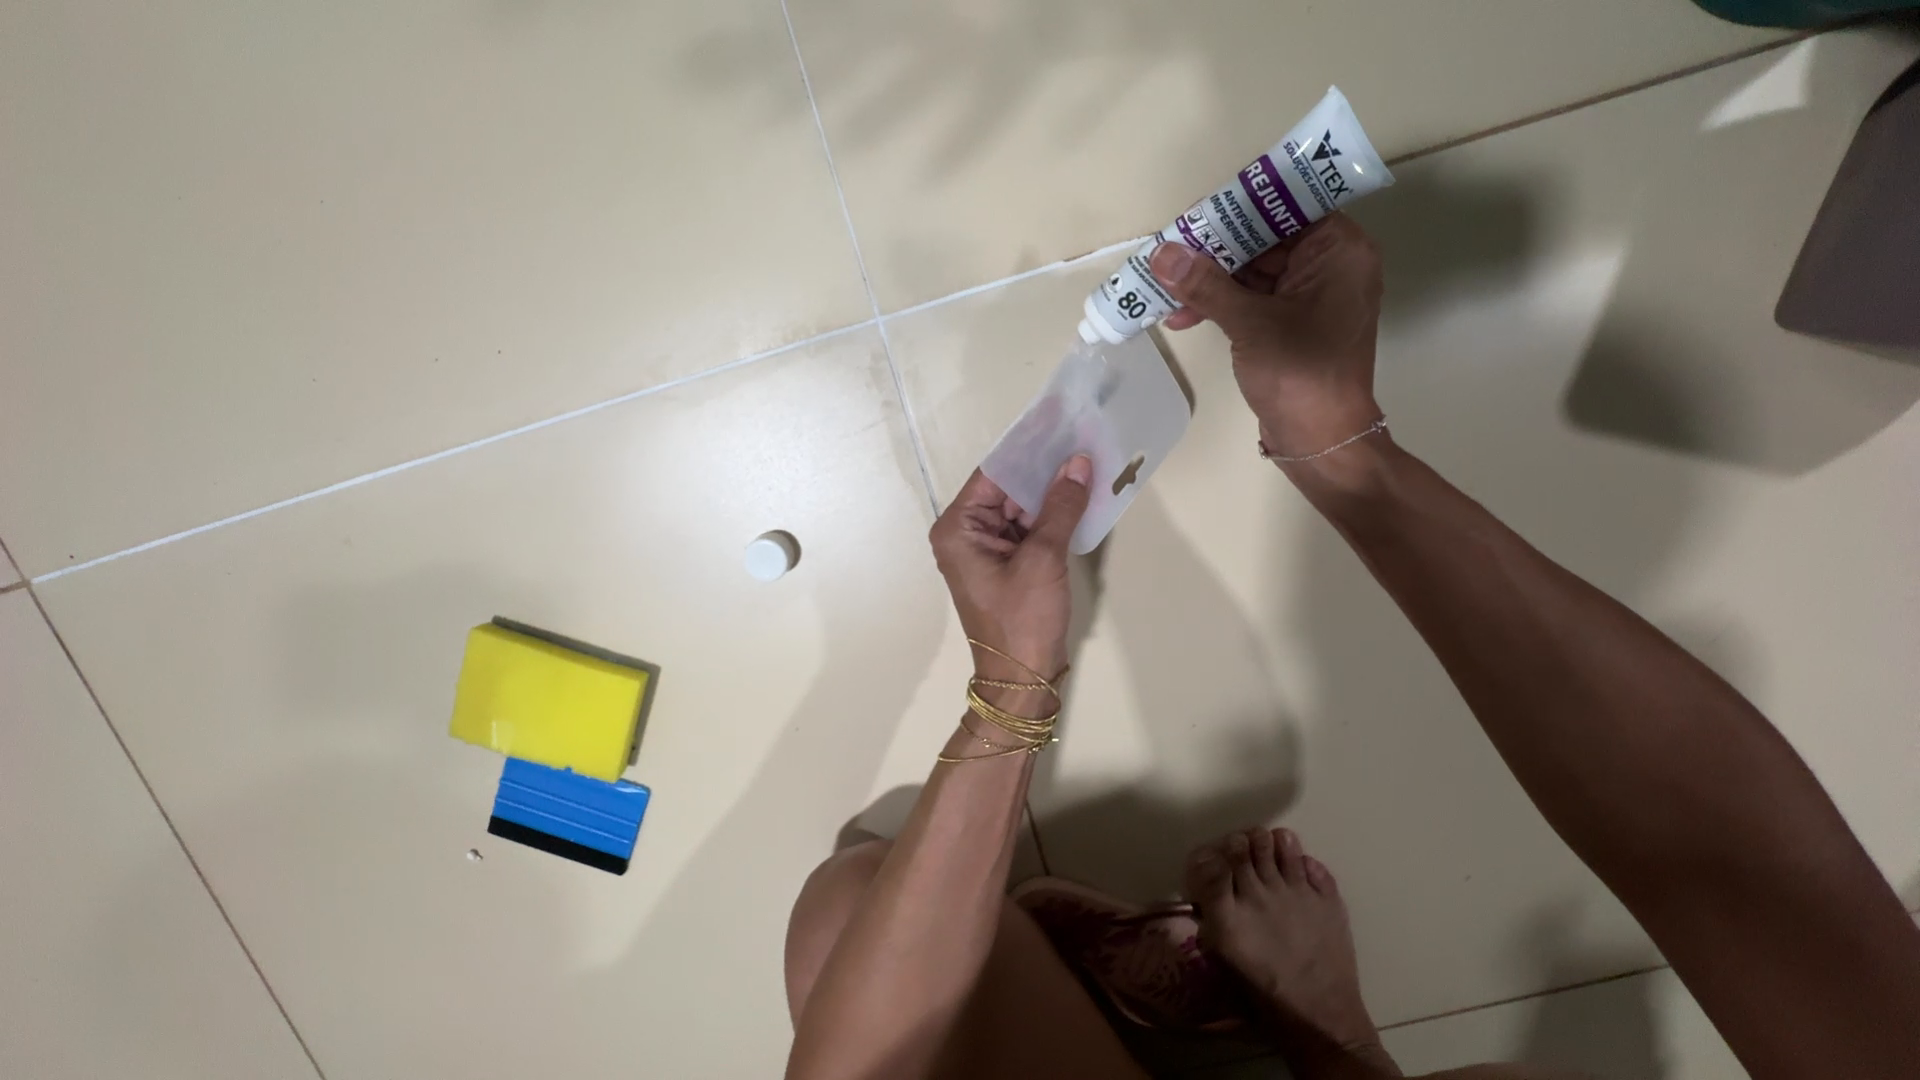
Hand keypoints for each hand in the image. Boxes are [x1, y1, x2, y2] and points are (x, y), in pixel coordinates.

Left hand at [928, 457, 1091, 680]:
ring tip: (1086, 459)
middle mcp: (965, 534)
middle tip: (1079, 436)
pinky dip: (1050, 516)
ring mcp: (985, 550)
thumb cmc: (1023, 618)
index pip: (993, 473)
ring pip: (1020, 508)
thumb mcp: (1043, 558)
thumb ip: (1060, 506)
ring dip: (1050, 491)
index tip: (1056, 419)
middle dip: (1042, 468)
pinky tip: (1079, 494)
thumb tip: (1078, 462)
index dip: (1026, 447)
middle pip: (1006, 488)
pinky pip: (1027, 529)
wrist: (1023, 677)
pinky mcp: (1005, 564)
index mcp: (958, 528)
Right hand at [1150, 214, 1384, 457]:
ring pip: (1254, 272)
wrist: (1320, 440)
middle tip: (1170, 253)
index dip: (1239, 209)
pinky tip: (1182, 316)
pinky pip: (1253, 300)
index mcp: (1339, 251)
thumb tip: (1163, 252)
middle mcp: (1330, 266)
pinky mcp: (1293, 326)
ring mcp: (1311, 299)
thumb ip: (1206, 284)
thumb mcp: (1250, 323)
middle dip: (1216, 250)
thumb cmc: (1299, 374)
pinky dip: (1221, 306)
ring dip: (1211, 281)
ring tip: (1165, 290)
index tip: (1194, 216)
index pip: (1287, 208)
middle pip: (1266, 239)